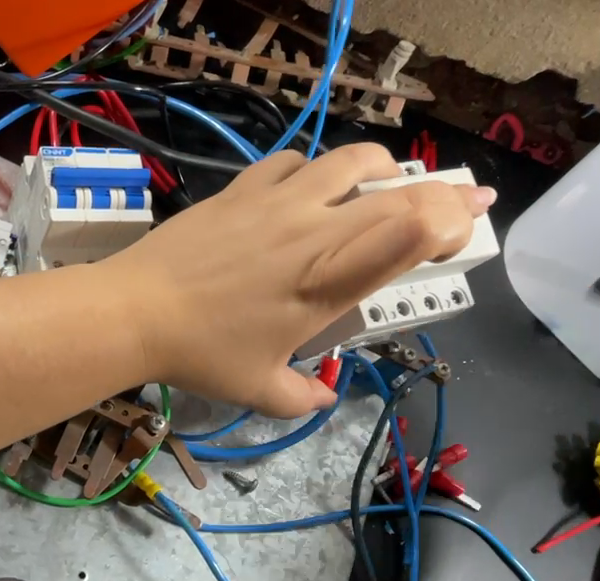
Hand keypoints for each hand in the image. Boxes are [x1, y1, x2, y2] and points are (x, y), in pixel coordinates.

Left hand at [100, 143, 494, 417]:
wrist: (136, 312)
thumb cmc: (200, 354)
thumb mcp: (255, 389)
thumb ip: (298, 398)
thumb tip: (322, 400)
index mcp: (330, 282)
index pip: (415, 232)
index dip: (451, 225)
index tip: (459, 233)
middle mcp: (316, 232)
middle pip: (401, 192)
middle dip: (444, 193)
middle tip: (462, 198)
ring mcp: (279, 202)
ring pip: (351, 161)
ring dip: (382, 168)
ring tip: (386, 182)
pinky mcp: (242, 189)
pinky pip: (293, 161)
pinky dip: (313, 169)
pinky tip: (306, 186)